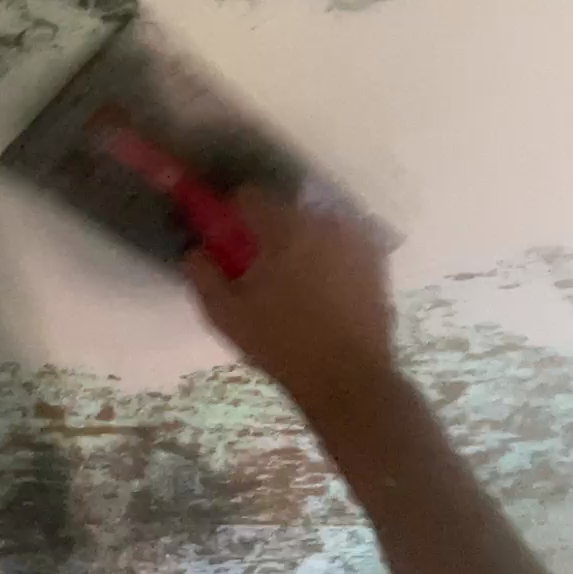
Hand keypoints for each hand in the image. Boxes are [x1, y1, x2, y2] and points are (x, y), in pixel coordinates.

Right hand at [185, 188, 396, 404]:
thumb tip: (195, 251)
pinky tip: (322, 290)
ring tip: (293, 282)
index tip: (226, 238)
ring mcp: (356, 239)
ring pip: (315, 226)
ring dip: (300, 241)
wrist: (349, 379)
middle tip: (258, 266)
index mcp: (284, 228)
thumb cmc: (281, 344)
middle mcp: (324, 221)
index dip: (232, 213)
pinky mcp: (377, 261)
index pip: (249, 195)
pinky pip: (341, 245)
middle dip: (268, 230)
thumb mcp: (226, 315)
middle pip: (285, 210)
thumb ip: (203, 275)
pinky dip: (328, 256)